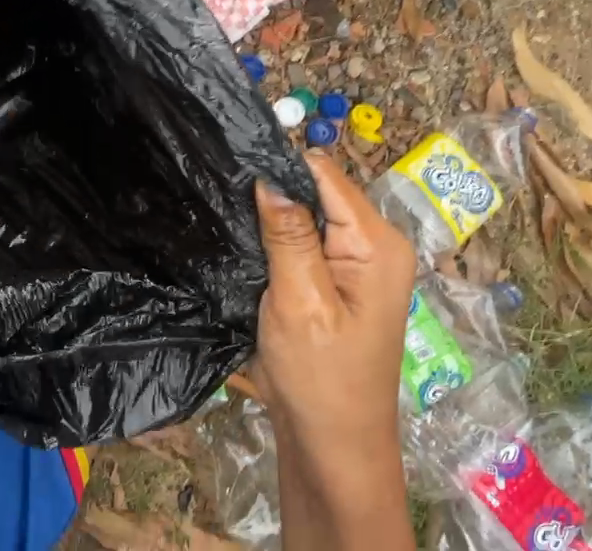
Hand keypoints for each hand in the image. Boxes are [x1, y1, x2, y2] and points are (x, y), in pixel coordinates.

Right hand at [254, 151, 415, 550]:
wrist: (331, 441)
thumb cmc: (320, 375)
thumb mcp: (299, 302)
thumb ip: (288, 236)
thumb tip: (270, 175)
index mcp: (377, 245)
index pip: (323, 175)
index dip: (276, 160)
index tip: (226, 151)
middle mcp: (374, 245)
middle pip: (315, 189)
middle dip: (270, 184)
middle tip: (215, 179)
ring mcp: (355, 263)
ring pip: (304, 212)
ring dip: (267, 210)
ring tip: (219, 199)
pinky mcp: (334, 279)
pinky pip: (301, 237)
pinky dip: (272, 232)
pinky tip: (241, 231)